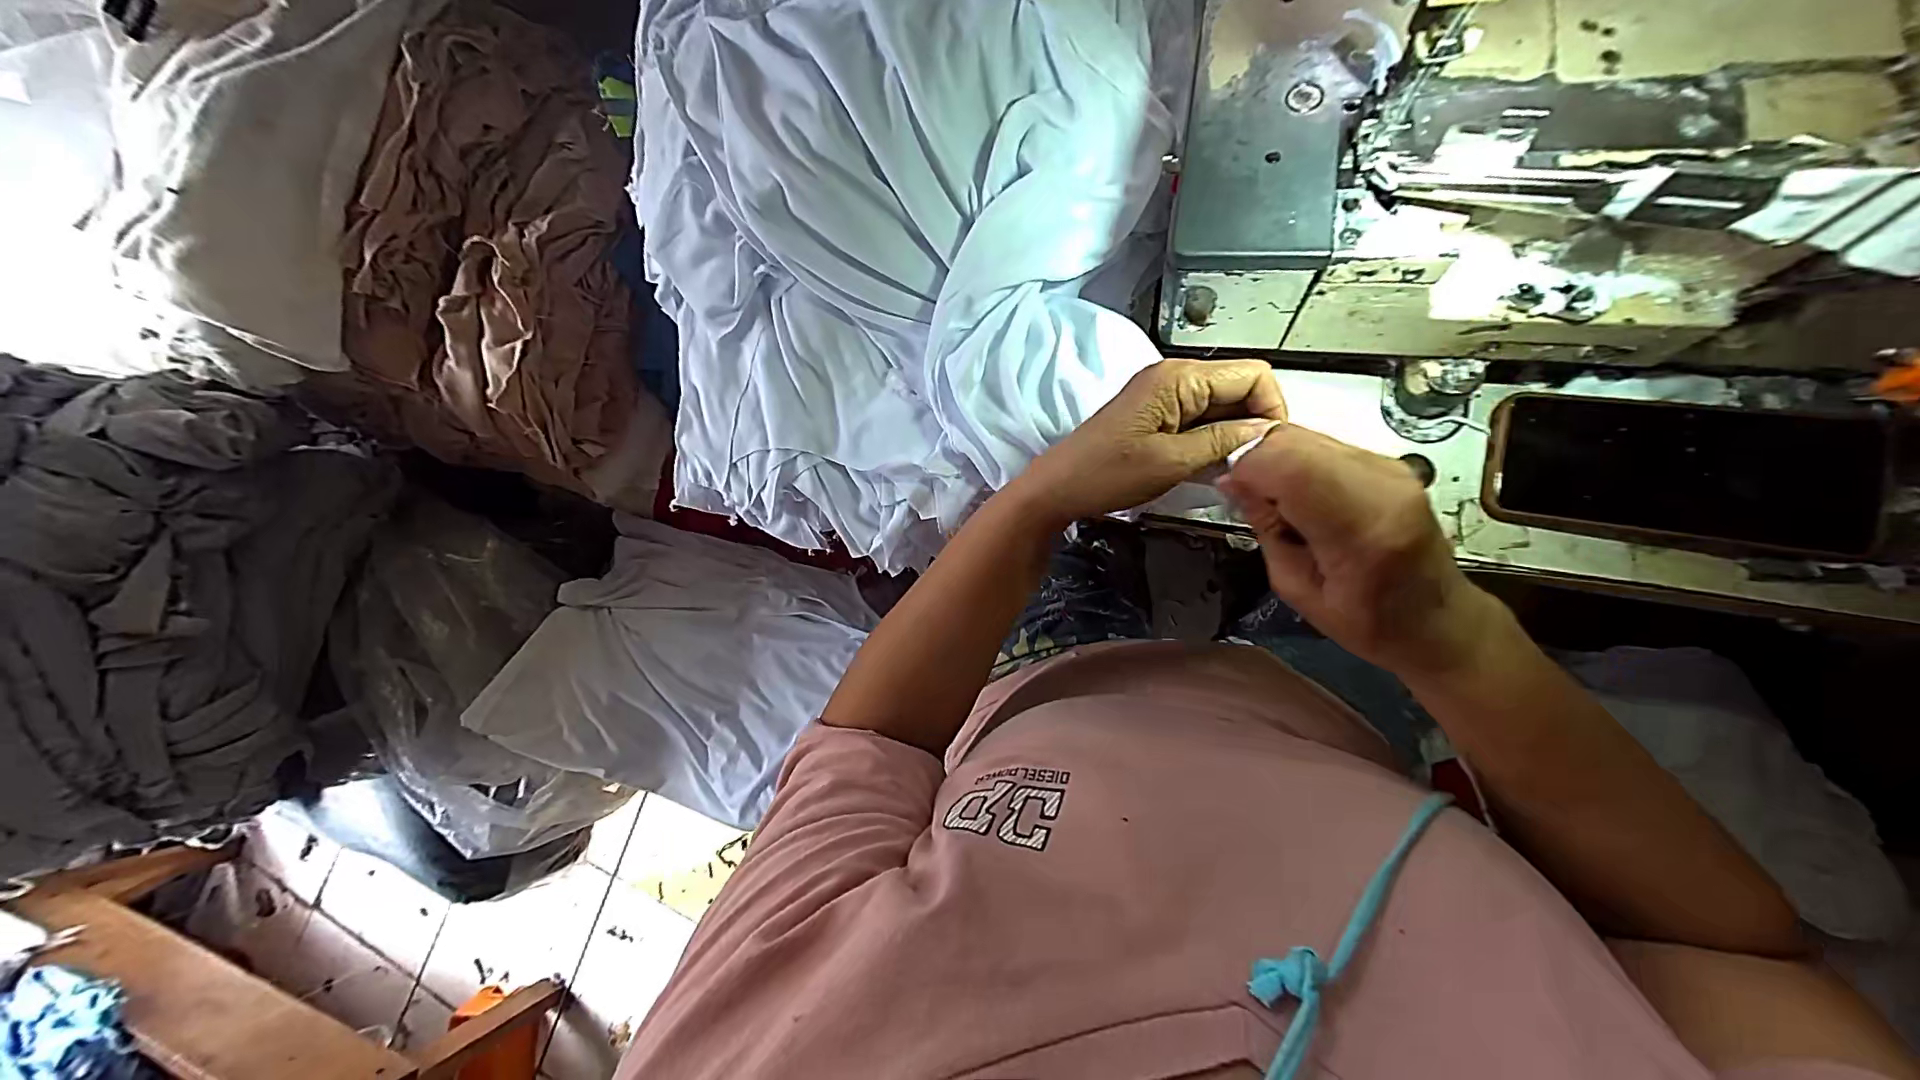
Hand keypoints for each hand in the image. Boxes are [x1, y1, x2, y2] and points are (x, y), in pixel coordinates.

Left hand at [1002, 359, 1286, 527]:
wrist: (1056, 488)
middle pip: (1238, 389)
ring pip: (1219, 407)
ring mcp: (1162, 396)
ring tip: (1231, 471)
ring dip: (1231, 436)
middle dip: (1252, 424)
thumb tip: (1266, 431)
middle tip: (1254, 465)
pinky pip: (1197, 421)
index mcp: (1179, 378)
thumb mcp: (1172, 461)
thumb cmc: (1106, 475)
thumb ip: (1223, 441)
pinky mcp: (1154, 415)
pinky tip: (1209, 468)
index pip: (1253, 375)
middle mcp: (1173, 377)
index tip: (1271, 449)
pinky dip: (1209, 441)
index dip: (1271, 408)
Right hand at [1217, 424, 1511, 678]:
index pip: (1290, 466)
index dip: (1247, 469)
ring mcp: (1390, 468)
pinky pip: (1322, 443)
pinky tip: (1296, 494)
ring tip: (1273, 499)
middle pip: (1294, 441)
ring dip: (1275, 460)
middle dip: (1256, 460)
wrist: (1436, 620)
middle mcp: (1383, 485)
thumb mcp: (1296, 586)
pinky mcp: (1389, 462)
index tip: (1229, 490)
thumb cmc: (1369, 621)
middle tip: (1246, 495)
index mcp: (1362, 529)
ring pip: (1305, 435)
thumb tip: (1232, 482)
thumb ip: (1266, 527)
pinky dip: (1295, 461)